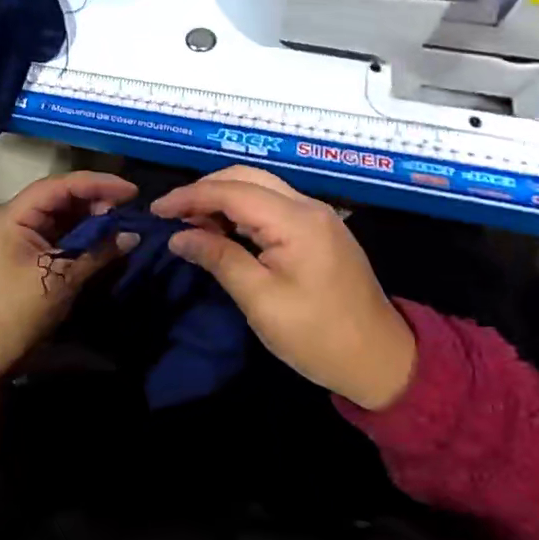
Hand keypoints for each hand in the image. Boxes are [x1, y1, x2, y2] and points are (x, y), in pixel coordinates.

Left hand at [0, 171, 139, 402]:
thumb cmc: (14, 315)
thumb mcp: (60, 281)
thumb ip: (96, 253)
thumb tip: (132, 235)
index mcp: (12, 216)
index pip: (60, 186)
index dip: (97, 183)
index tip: (132, 190)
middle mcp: (13, 220)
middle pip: (59, 197)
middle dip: (95, 199)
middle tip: (128, 208)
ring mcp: (18, 239)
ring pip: (59, 217)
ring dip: (89, 218)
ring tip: (120, 221)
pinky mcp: (24, 259)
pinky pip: (56, 237)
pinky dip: (79, 236)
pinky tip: (102, 239)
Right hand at [151, 166, 416, 409]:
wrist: (382, 362)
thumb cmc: (318, 336)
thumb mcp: (260, 301)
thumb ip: (219, 259)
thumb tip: (179, 237)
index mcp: (296, 221)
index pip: (232, 191)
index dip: (190, 196)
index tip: (156, 210)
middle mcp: (308, 206)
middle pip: (246, 178)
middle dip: (205, 191)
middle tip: (173, 216)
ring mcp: (317, 216)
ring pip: (259, 188)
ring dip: (223, 199)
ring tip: (191, 224)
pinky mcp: (319, 230)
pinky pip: (273, 205)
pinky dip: (242, 211)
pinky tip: (224, 230)